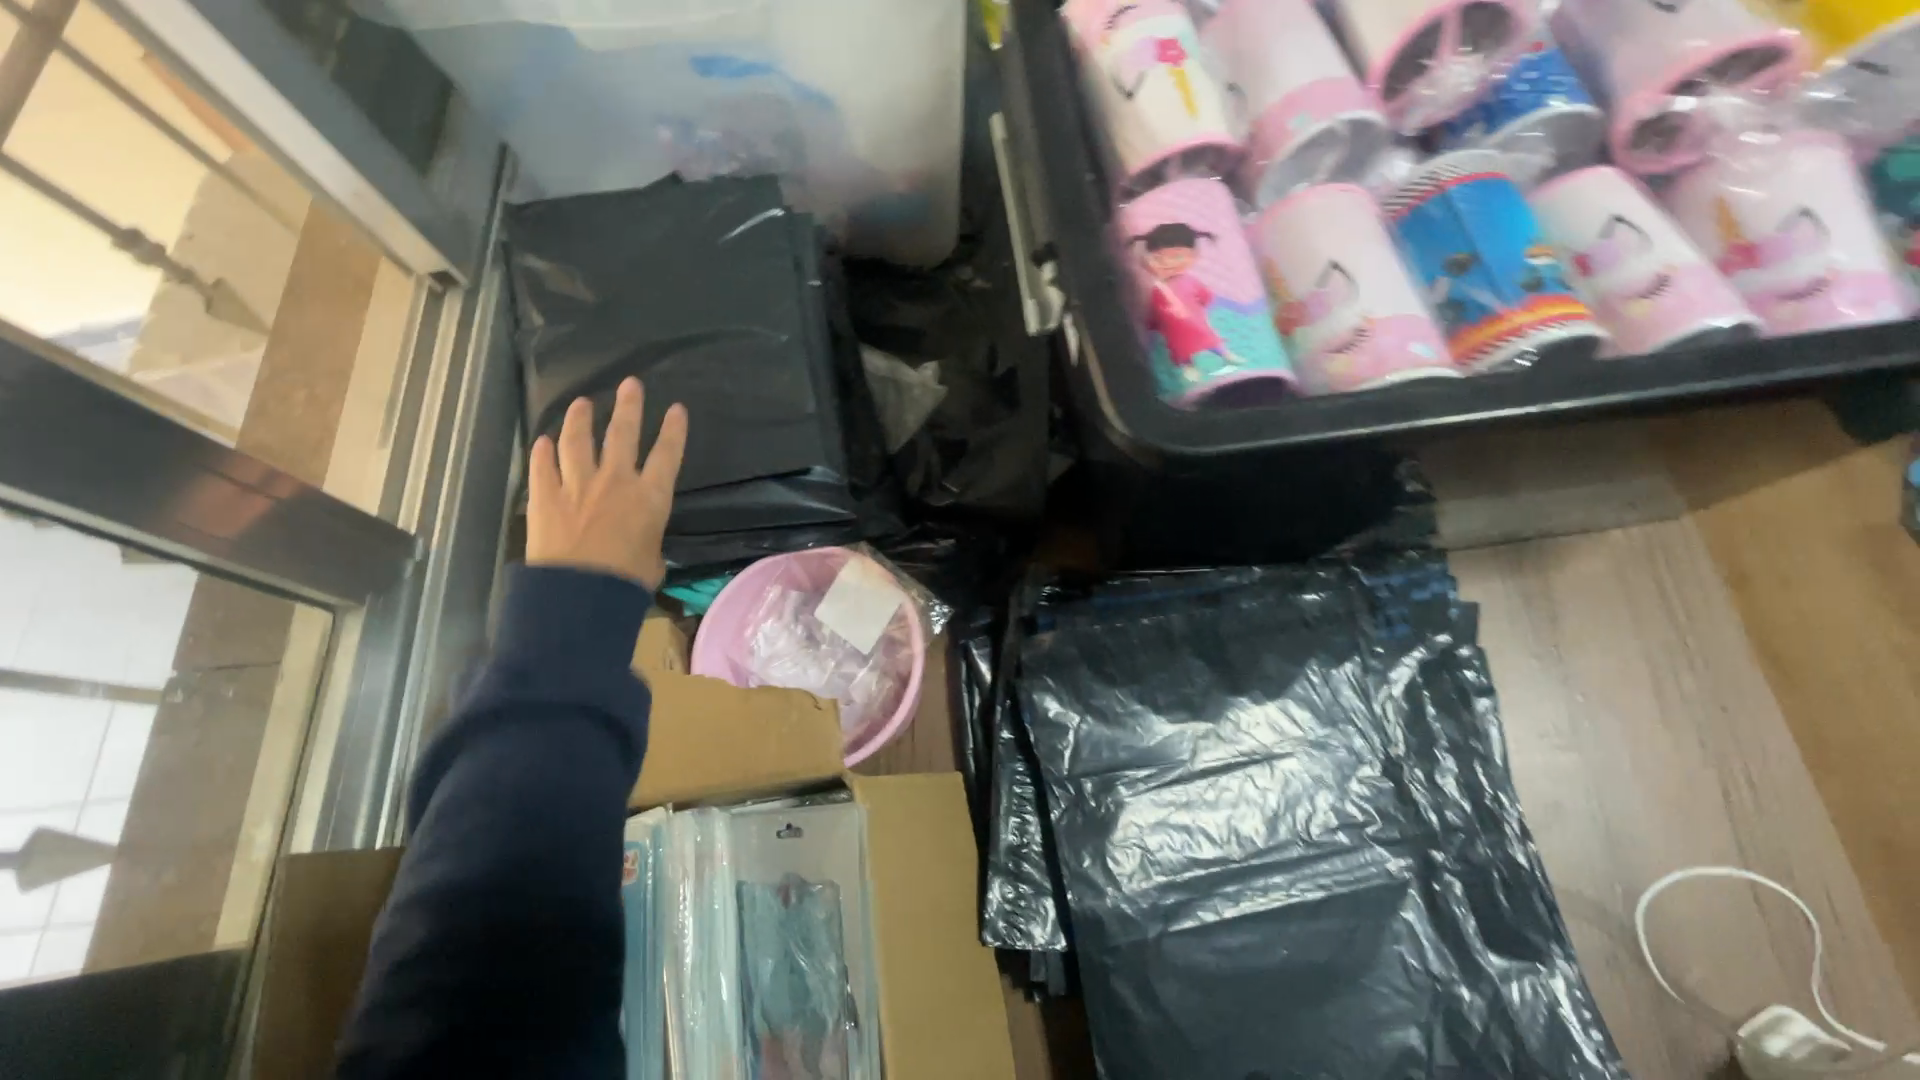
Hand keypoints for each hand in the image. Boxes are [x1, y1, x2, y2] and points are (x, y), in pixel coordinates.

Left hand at [527, 377, 687, 591]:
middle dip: (629, 407)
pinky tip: (543, 441)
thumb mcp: (652, 559)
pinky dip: (543, 451)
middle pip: (622, 434)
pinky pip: (543, 466)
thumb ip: (647, 540)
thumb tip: (641, 542)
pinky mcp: (544, 497)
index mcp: (650, 497)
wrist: (580, 592)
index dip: (674, 430)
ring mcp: (577, 485)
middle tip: (630, 384)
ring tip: (583, 403)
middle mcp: (616, 481)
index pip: (668, 455)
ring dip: (580, 419)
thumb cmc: (628, 581)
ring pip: (578, 441)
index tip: (676, 409)